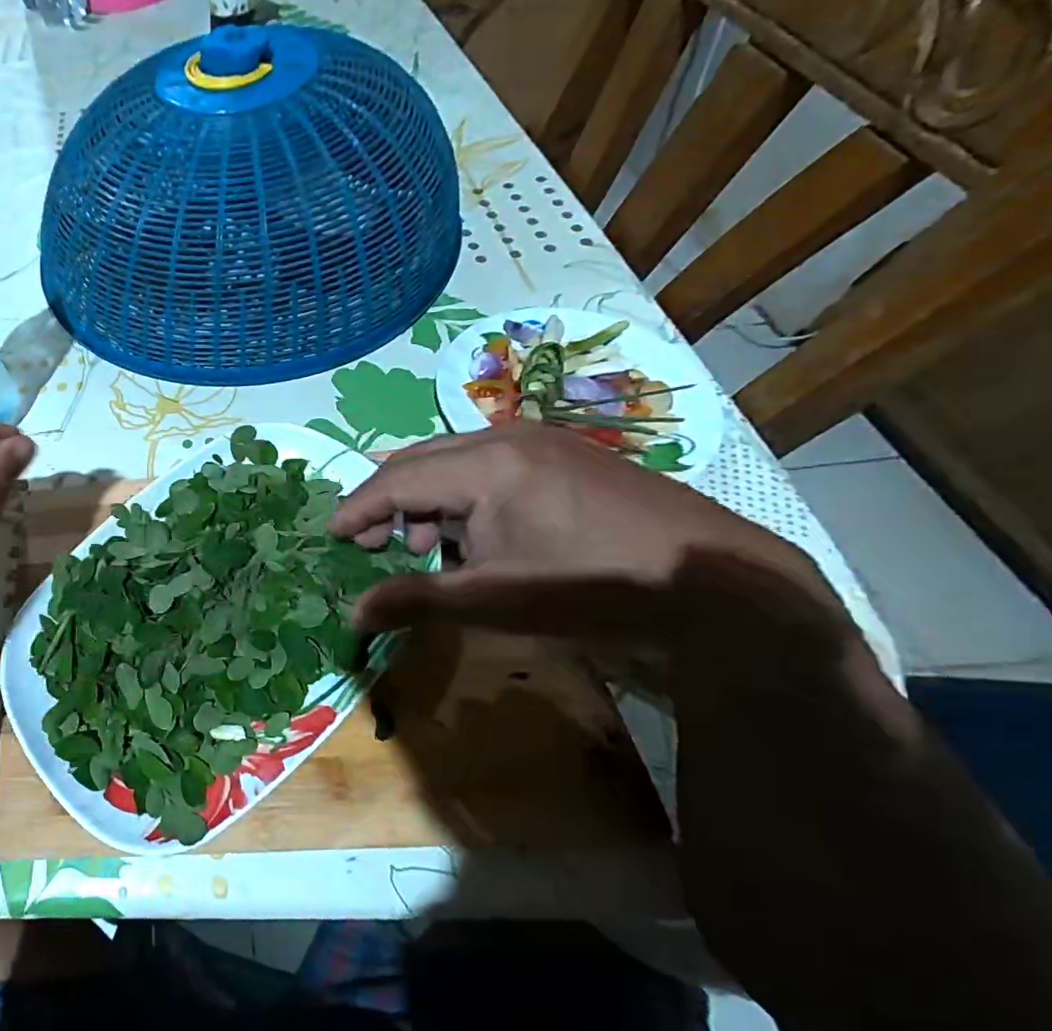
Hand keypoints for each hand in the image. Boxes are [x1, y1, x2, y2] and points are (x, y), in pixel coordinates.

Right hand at [329, 422, 842, 634]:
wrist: (720, 587)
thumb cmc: (591, 592)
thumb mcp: (492, 601)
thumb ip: (413, 599)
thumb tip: (351, 614)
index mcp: (485, 465)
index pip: (396, 479)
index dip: (357, 508)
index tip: (330, 535)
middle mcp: (508, 437)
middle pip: (420, 459)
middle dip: (386, 500)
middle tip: (368, 542)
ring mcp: (545, 440)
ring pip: (456, 459)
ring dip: (426, 498)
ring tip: (424, 544)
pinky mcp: (571, 455)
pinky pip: (492, 463)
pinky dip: (464, 493)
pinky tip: (476, 532)